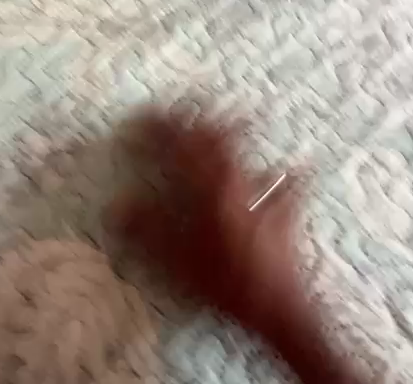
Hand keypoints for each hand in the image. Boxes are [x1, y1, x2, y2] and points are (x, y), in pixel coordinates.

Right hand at [113, 115, 325, 355]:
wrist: (280, 311)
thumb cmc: (225, 283)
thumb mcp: (174, 259)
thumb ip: (145, 229)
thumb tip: (116, 206)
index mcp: (205, 187)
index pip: (176, 145)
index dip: (155, 127)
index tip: (140, 117)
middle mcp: (234, 183)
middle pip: (215, 136)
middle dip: (197, 115)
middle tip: (184, 101)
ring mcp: (262, 196)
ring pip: (249, 152)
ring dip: (240, 130)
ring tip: (238, 112)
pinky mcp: (285, 215)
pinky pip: (289, 186)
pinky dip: (287, 173)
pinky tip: (296, 166)